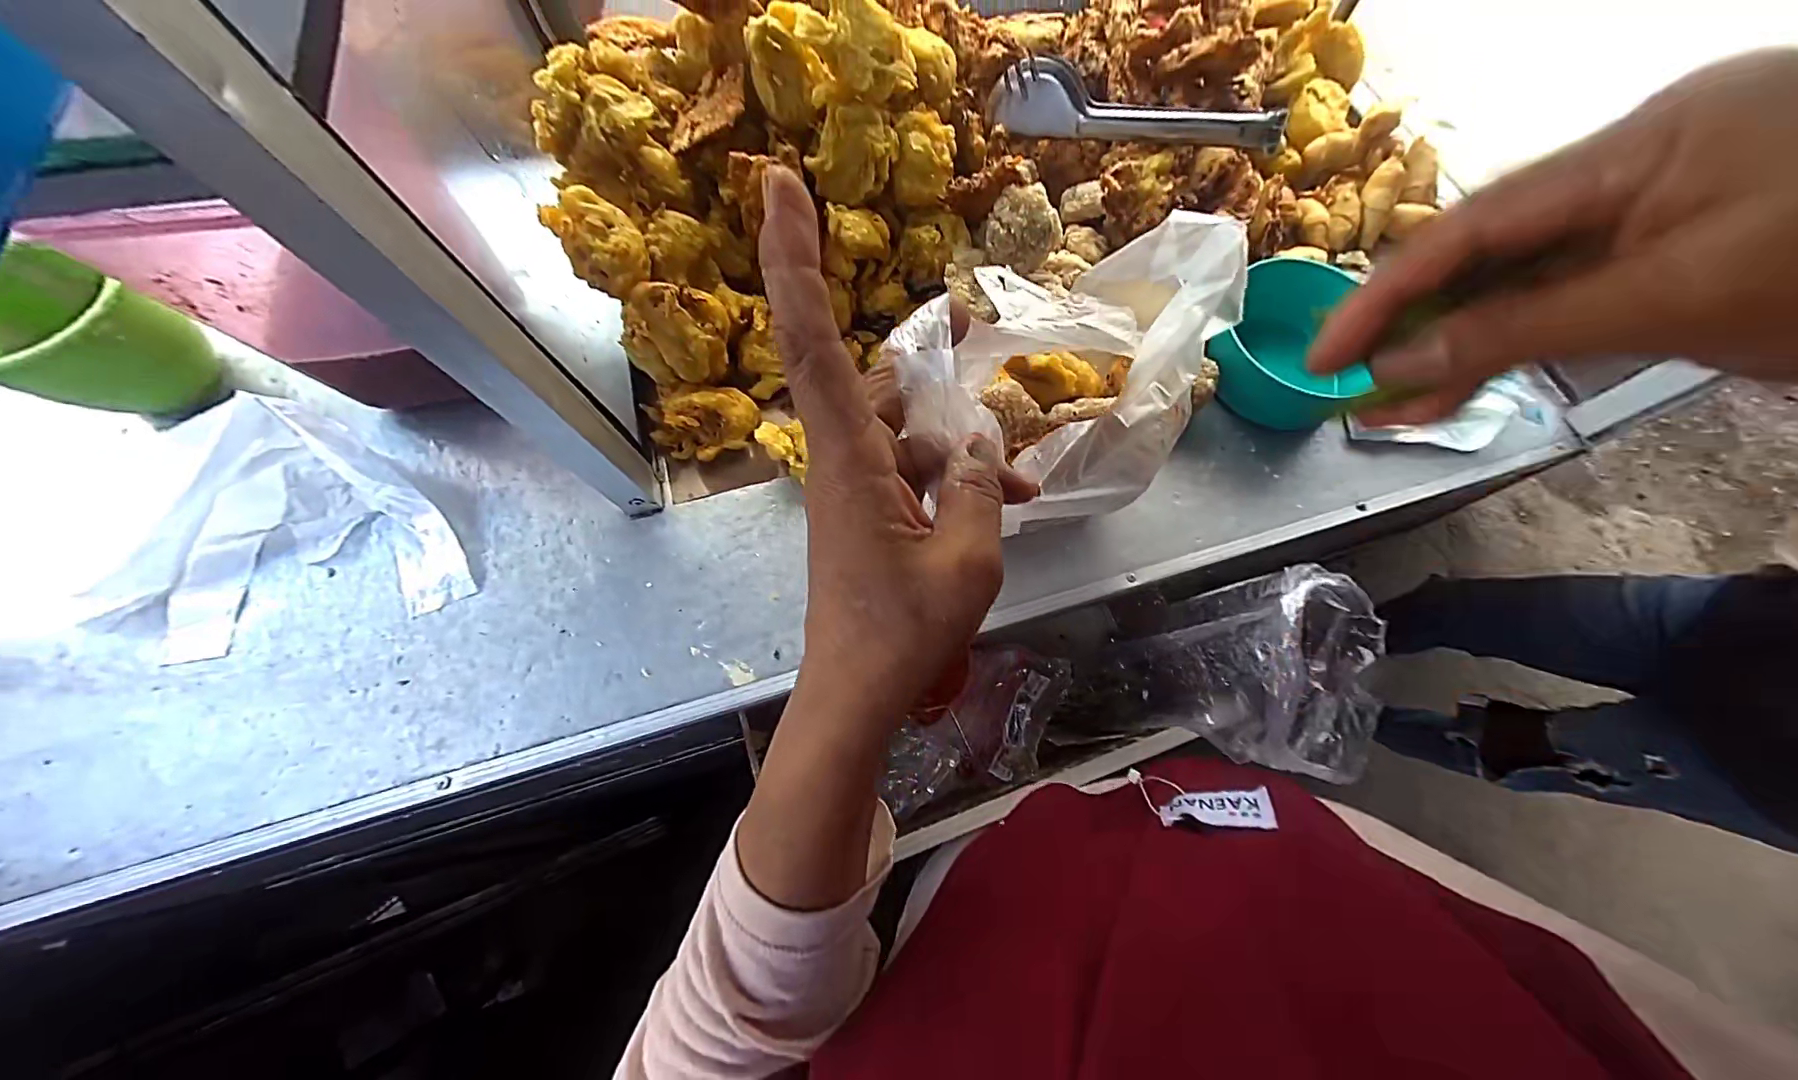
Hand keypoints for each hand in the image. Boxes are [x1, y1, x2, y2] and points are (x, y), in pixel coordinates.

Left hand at [761, 166, 1036, 731]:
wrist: (857, 694)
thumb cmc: (904, 632)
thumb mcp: (967, 556)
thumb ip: (978, 485)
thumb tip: (981, 438)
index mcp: (849, 459)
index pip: (813, 341)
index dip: (793, 260)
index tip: (780, 186)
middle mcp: (841, 462)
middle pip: (875, 383)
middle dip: (926, 367)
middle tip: (973, 338)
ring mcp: (851, 491)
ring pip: (904, 435)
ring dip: (957, 448)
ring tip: (1017, 476)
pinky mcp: (864, 516)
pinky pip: (908, 475)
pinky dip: (950, 482)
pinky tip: (1000, 500)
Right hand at [1308, 48, 1797, 425]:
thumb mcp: (1673, 301)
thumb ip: (1514, 331)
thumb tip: (1394, 368)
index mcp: (1644, 144)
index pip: (1470, 226)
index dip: (1381, 295)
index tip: (1323, 355)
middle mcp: (1633, 168)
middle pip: (1481, 254)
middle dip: (1409, 326)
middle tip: (1348, 384)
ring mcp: (1647, 211)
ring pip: (1510, 286)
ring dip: (1446, 351)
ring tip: (1389, 407)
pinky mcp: (1659, 255)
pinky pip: (1553, 303)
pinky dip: (1498, 351)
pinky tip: (1446, 393)